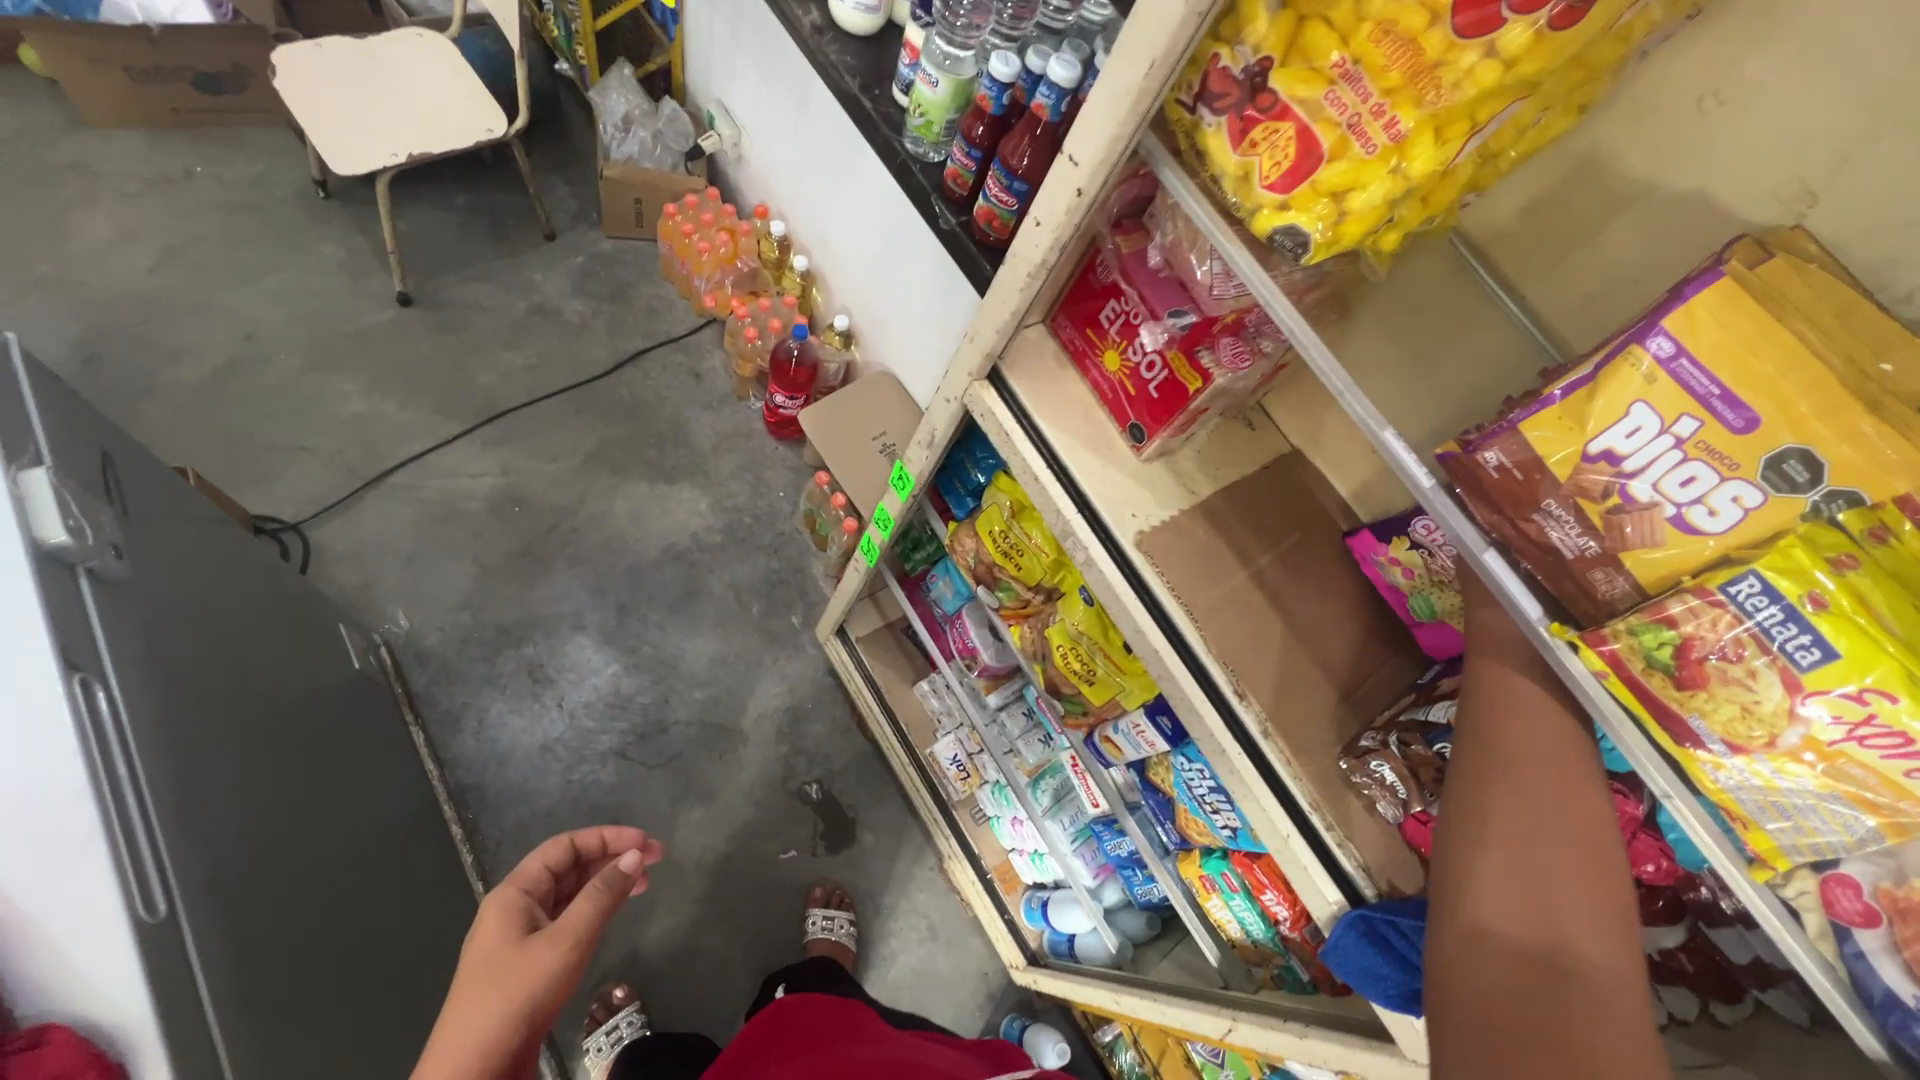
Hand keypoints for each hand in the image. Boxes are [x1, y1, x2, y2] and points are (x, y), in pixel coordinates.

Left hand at [412, 825, 665, 1079]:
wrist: (473, 1070)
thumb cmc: (517, 996)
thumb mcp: (567, 942)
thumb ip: (602, 896)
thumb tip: (634, 856)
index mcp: (514, 893)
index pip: (565, 846)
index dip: (606, 837)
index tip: (645, 842)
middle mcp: (514, 908)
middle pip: (567, 868)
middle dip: (611, 859)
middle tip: (654, 861)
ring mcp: (518, 938)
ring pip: (567, 896)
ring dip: (605, 885)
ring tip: (643, 885)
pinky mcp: (526, 965)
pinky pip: (564, 922)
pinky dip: (593, 911)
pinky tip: (613, 916)